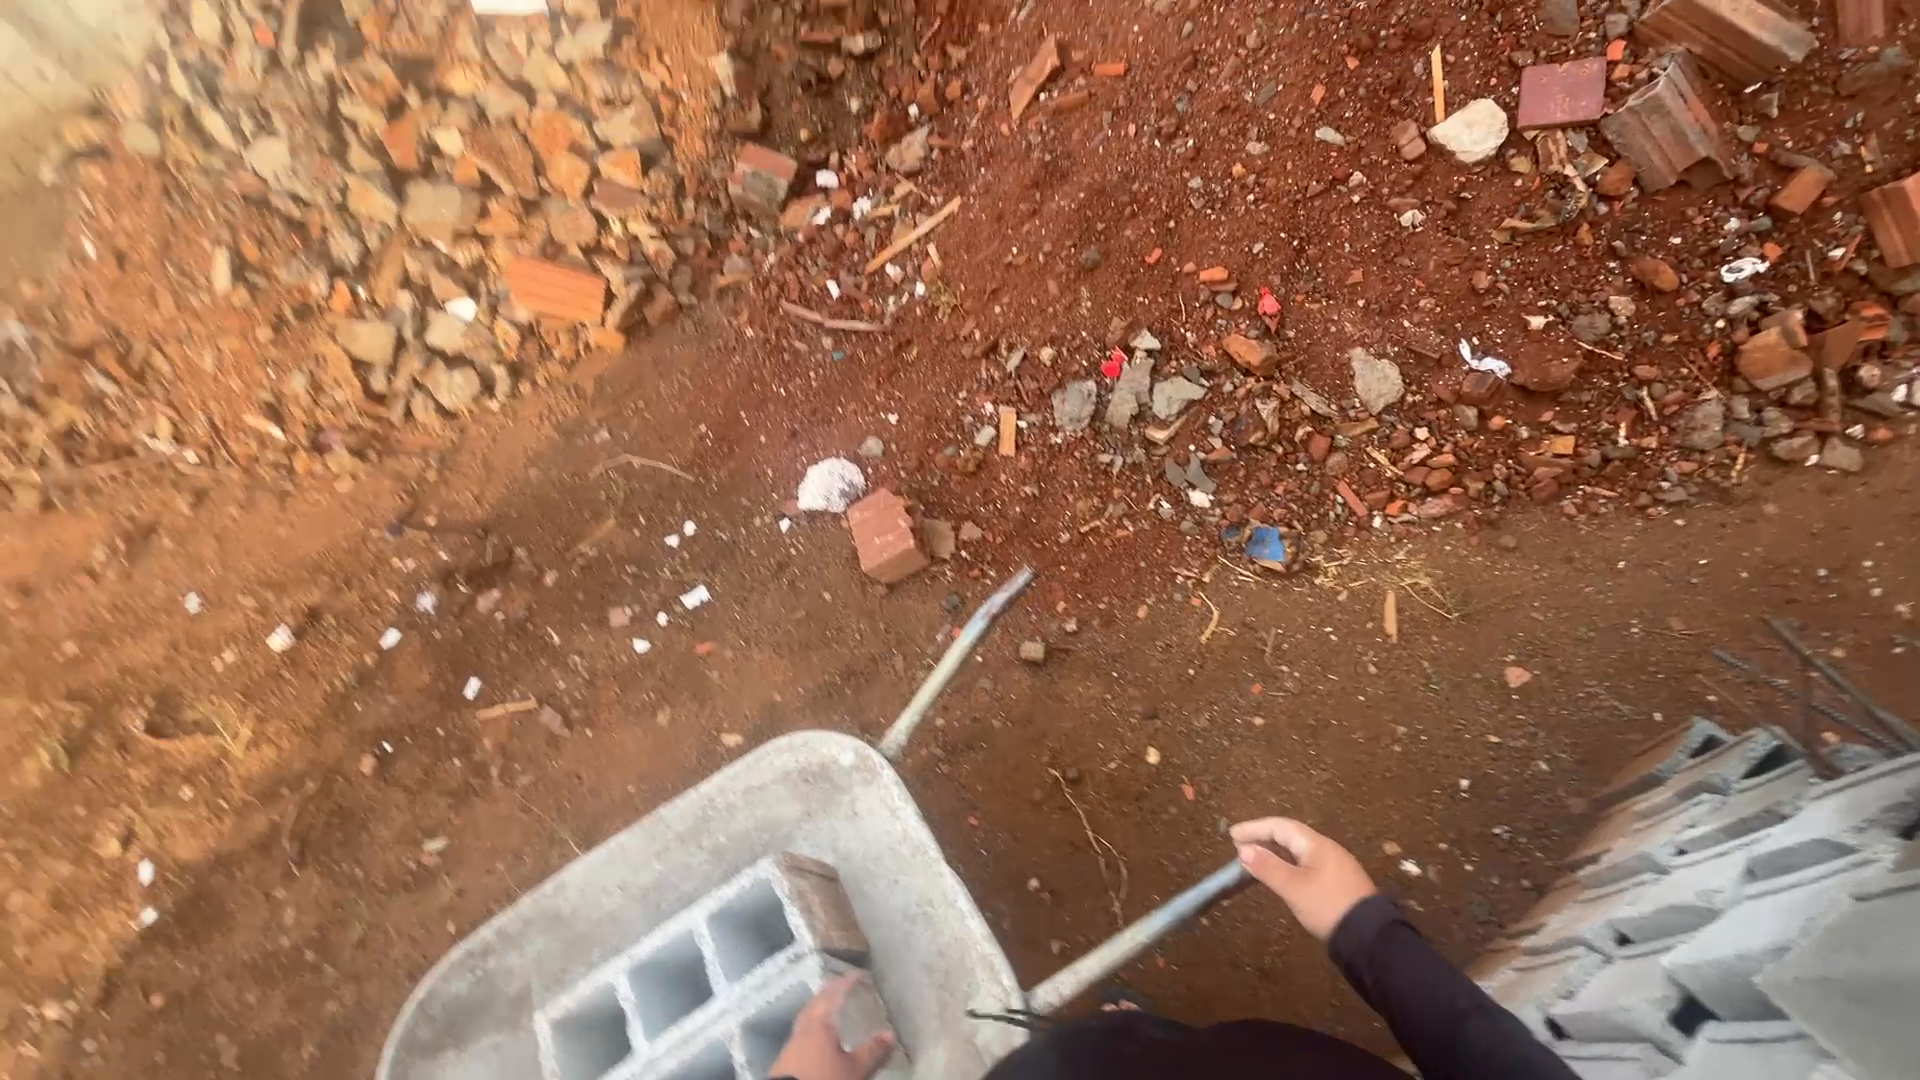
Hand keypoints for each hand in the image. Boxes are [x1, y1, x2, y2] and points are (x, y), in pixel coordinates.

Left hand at [767, 974, 895, 1079]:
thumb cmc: (824, 1078)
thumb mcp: (854, 1070)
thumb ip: (872, 1052)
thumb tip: (890, 1034)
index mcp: (821, 1022)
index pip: (836, 992)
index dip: (848, 981)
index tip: (861, 974)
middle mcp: (804, 1026)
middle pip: (816, 1001)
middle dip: (830, 992)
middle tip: (843, 987)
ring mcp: (791, 1043)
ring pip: (806, 1018)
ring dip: (819, 1010)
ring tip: (831, 1012)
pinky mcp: (784, 1060)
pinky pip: (801, 1034)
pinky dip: (812, 1029)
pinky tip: (817, 1040)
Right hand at [1230, 817, 1378, 940]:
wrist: (1372, 939)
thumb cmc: (1327, 906)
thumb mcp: (1293, 888)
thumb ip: (1267, 867)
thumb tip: (1243, 850)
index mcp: (1316, 845)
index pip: (1280, 827)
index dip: (1254, 828)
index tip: (1233, 835)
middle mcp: (1327, 849)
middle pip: (1290, 836)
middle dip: (1263, 838)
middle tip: (1240, 845)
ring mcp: (1335, 866)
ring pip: (1299, 851)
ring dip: (1275, 852)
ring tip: (1256, 860)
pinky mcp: (1339, 883)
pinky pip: (1306, 864)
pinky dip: (1287, 864)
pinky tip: (1281, 876)